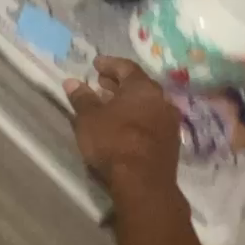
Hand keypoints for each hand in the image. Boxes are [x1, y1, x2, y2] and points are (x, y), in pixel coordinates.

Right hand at [63, 57, 181, 191]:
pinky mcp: (171, 141)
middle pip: (139, 85)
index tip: (95, 64)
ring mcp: (169, 121)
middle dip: (118, 83)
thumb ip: (82, 98)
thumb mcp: (88, 118)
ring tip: (108, 104)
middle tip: (100, 83)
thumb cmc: (112, 141)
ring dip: (128, 101)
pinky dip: (136, 116)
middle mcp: (161, 100)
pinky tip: (123, 124)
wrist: (143, 181)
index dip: (109, 64)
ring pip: (146, 103)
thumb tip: (73, 82)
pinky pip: (151, 119)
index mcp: (143, 88)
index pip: (126, 67)